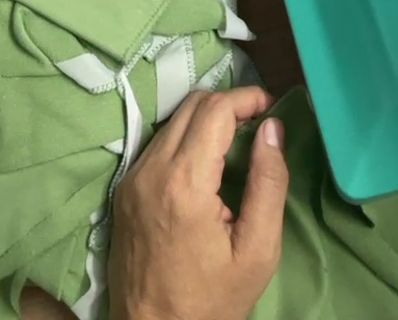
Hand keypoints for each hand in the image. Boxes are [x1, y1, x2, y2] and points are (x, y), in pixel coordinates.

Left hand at [109, 88, 287, 319]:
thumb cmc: (211, 301)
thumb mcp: (257, 251)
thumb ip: (268, 183)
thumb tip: (273, 128)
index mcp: (185, 183)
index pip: (216, 109)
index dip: (247, 98)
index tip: (271, 108)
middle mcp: (151, 170)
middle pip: (193, 104)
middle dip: (229, 103)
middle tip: (258, 122)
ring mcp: (133, 178)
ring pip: (174, 119)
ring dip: (207, 118)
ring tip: (237, 139)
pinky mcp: (124, 189)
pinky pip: (159, 142)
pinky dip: (187, 136)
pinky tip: (207, 160)